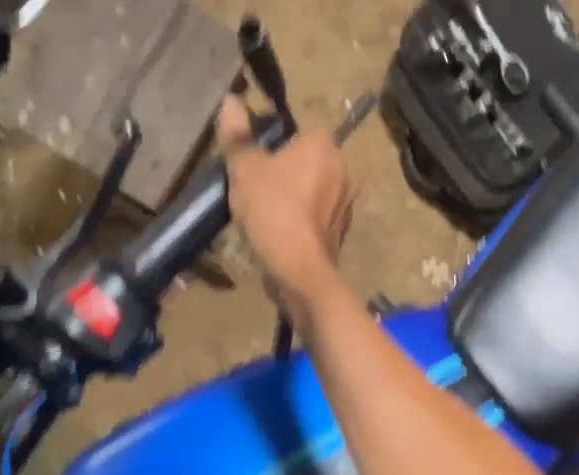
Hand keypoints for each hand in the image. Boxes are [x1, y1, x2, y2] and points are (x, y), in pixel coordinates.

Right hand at [216, 96, 355, 311]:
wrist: (299, 270)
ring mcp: (346, 203)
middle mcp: (343, 169)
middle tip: (256, 188)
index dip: (274, 143)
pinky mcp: (343, 232)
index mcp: (323, 144)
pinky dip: (303, 220)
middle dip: (285, 171)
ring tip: (266, 213)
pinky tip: (282, 233)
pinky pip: (317, 216)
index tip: (255, 162)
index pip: (298, 130)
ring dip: (294, 197)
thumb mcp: (244, 167)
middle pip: (307, 161)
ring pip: (313, 190)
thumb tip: (232, 100)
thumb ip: (237, 134)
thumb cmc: (272, 210)